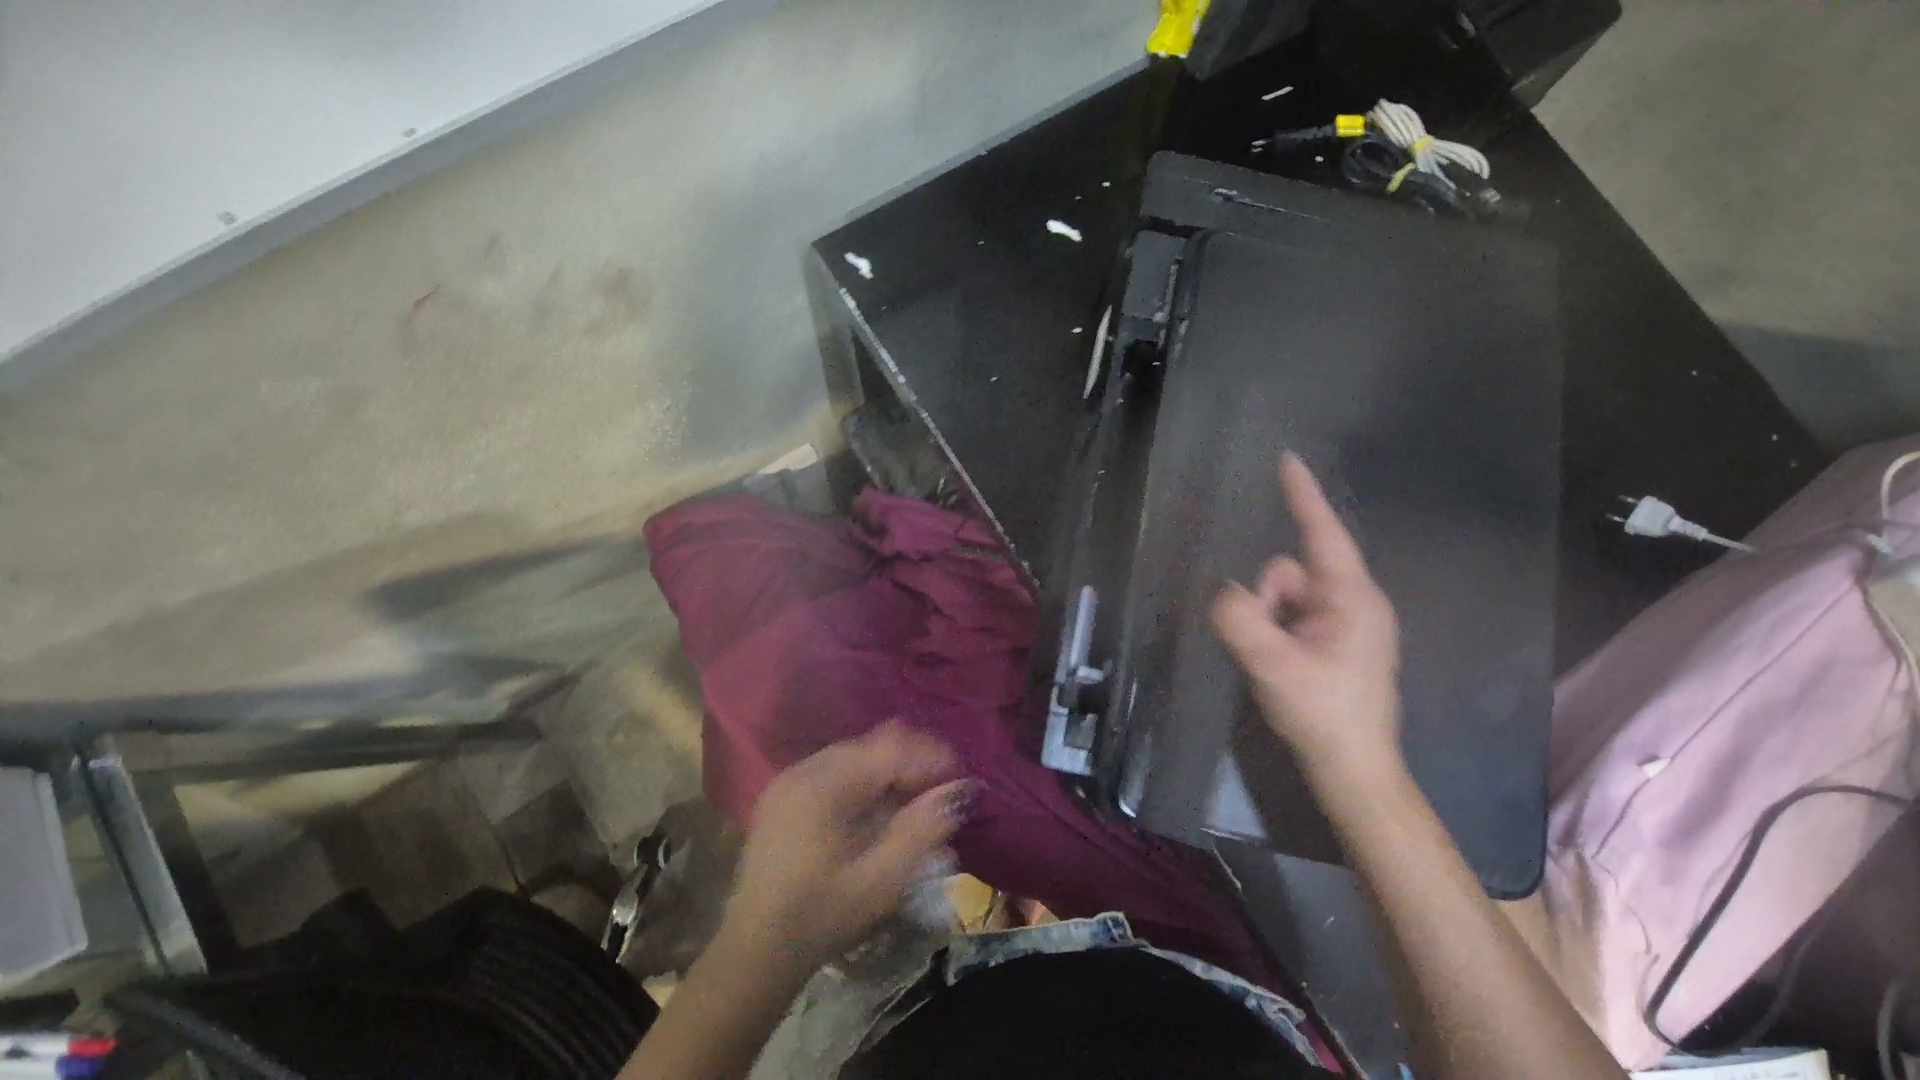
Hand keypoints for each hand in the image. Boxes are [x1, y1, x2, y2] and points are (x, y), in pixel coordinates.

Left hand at [720, 723, 969, 972]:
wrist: (755, 949)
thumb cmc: (823, 916)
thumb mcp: (882, 881)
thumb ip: (923, 830)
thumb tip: (959, 791)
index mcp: (826, 785)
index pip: (891, 746)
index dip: (930, 757)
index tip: (957, 781)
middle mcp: (804, 770)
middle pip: (870, 746)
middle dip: (909, 764)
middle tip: (937, 796)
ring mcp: (787, 781)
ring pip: (852, 756)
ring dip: (886, 772)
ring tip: (909, 806)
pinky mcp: (781, 797)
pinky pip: (831, 771)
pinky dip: (860, 782)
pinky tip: (872, 814)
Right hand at [1212, 453, 1403, 785]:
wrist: (1354, 768)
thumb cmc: (1323, 714)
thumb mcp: (1274, 665)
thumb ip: (1242, 620)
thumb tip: (1226, 593)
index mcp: (1353, 599)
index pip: (1324, 534)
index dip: (1304, 496)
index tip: (1288, 461)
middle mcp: (1355, 603)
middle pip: (1292, 571)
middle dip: (1266, 598)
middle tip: (1264, 644)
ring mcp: (1348, 625)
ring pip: (1288, 597)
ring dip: (1268, 620)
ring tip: (1273, 662)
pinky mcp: (1339, 644)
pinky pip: (1295, 617)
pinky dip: (1277, 632)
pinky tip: (1279, 665)